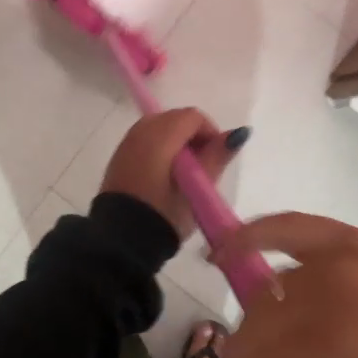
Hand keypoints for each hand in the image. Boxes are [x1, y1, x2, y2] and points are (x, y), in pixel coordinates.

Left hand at [99, 108, 243, 238]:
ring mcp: (127, 143)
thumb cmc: (165, 214)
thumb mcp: (197, 188)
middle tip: (202, 167)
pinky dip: (160, 150)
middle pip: (175, 119)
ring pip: (159, 128)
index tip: (216, 158)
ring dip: (176, 143)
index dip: (210, 132)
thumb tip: (237, 133)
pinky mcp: (119, 158)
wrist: (122, 240)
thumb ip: (216, 156)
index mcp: (160, 136)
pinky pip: (145, 141)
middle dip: (193, 136)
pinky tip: (165, 177)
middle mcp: (140, 131)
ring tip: (185, 175)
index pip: (192, 117)